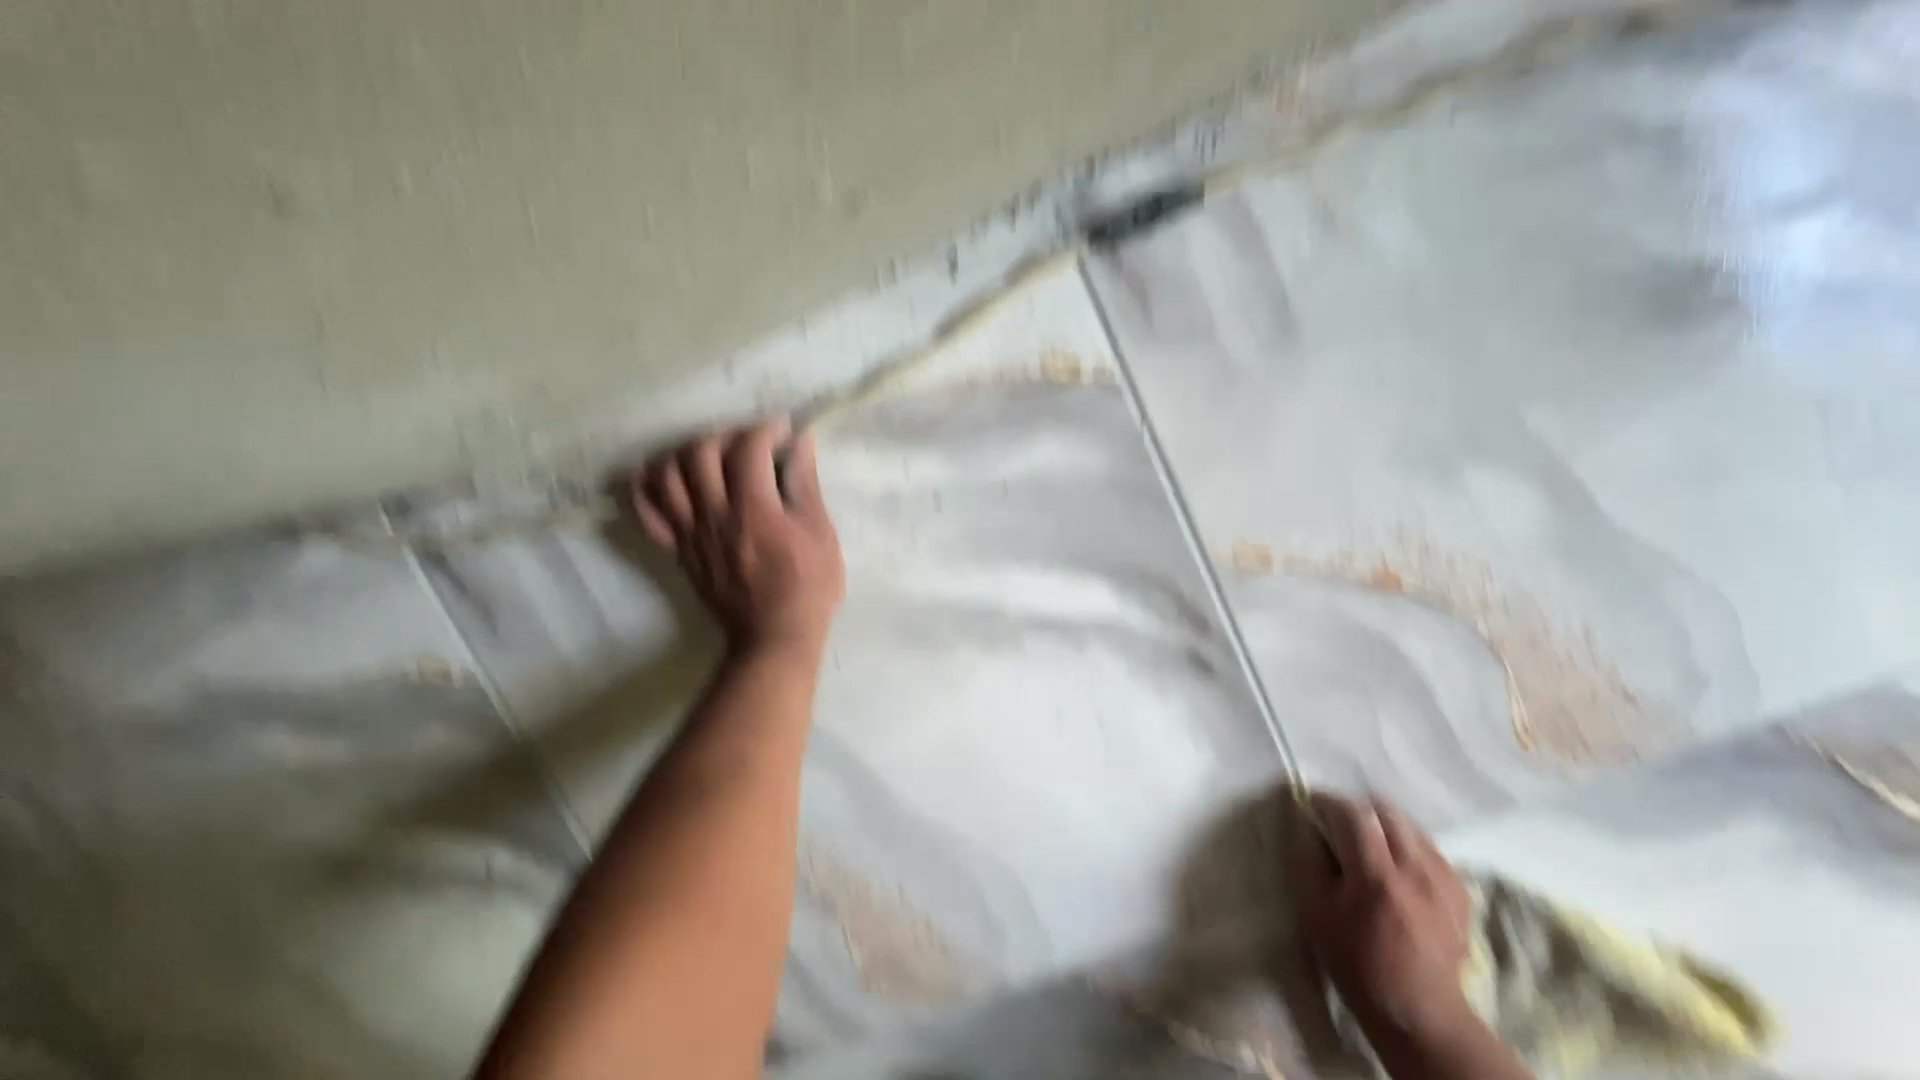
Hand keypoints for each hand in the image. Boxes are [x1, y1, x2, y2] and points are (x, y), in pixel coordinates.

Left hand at [632, 418, 844, 657]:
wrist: (774, 637)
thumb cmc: (808, 587)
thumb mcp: (820, 534)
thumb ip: (805, 484)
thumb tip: (800, 442)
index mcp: (754, 508)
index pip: (749, 448)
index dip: (767, 428)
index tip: (784, 429)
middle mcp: (714, 514)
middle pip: (701, 452)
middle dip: (726, 434)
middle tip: (747, 441)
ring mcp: (690, 533)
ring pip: (667, 475)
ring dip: (685, 453)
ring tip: (708, 454)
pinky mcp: (679, 551)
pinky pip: (649, 514)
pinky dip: (647, 488)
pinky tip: (658, 475)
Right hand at [1288, 793, 1476, 1039]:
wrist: (1418, 1010)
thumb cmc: (1358, 965)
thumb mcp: (1316, 916)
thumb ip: (1307, 864)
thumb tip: (1304, 826)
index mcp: (1376, 876)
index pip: (1352, 814)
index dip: (1327, 802)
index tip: (1310, 805)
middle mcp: (1416, 868)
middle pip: (1386, 811)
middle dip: (1357, 810)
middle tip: (1338, 825)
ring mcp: (1444, 878)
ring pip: (1411, 827)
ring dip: (1385, 826)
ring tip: (1368, 847)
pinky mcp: (1459, 890)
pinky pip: (1430, 849)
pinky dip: (1408, 847)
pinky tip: (1397, 870)